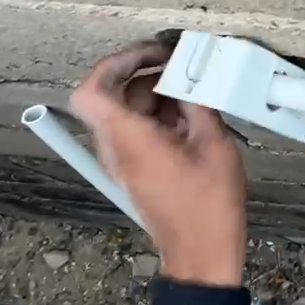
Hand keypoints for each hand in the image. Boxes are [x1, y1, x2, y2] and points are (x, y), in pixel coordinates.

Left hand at [70, 39, 247, 286]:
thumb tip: (195, 76)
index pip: (91, 92)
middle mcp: (117, 148)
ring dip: (157, 91)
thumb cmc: (209, 203)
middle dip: (145, 71)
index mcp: (129, 141)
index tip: (155, 53)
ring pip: (127, 110)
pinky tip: (196, 110)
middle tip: (182, 61)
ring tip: (197, 85)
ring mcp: (125, 160)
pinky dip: (162, 111)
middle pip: (113, 95)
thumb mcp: (214, 143)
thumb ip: (199, 104)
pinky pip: (139, 127)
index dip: (116, 63)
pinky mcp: (138, 167)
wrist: (201, 252)